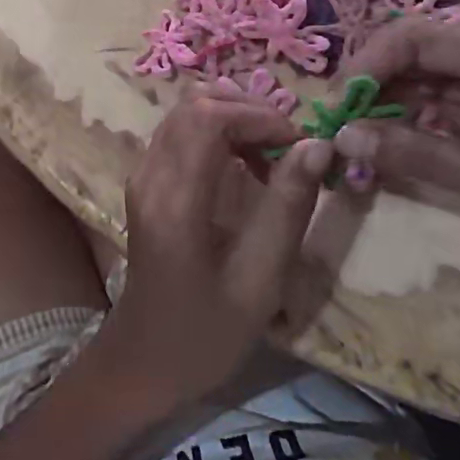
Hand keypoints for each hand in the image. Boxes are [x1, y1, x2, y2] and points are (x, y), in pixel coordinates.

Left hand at [99, 91, 332, 411]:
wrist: (145, 357)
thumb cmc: (207, 331)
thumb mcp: (261, 280)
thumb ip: (288, 208)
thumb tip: (317, 146)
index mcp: (175, 201)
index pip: (207, 117)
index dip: (258, 115)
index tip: (298, 142)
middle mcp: (150, 175)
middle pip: (194, 102)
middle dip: (249, 108)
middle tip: (289, 143)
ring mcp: (142, 173)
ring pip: (186, 110)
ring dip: (234, 116)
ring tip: (272, 152)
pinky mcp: (146, 178)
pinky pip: (181, 130)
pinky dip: (218, 129)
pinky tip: (246, 162)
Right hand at [333, 21, 459, 298]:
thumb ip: (421, 157)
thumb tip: (344, 138)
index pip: (424, 37)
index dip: (370, 64)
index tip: (340, 109)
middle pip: (423, 49)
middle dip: (374, 83)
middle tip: (340, 128)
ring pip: (431, 74)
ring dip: (390, 103)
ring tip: (356, 141)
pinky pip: (451, 100)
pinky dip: (416, 120)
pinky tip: (392, 145)